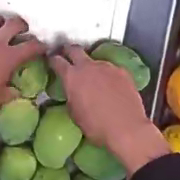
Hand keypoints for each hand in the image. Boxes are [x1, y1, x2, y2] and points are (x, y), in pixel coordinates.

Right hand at [49, 45, 168, 175]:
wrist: (127, 129)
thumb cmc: (96, 126)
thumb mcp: (74, 113)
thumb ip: (71, 96)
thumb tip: (73, 92)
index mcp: (72, 77)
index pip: (57, 61)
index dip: (52, 60)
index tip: (51, 61)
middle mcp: (88, 66)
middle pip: (74, 50)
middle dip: (68, 51)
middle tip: (66, 55)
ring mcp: (107, 67)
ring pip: (95, 61)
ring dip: (91, 67)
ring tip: (94, 79)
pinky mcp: (123, 72)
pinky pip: (111, 70)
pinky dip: (107, 75)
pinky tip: (111, 86)